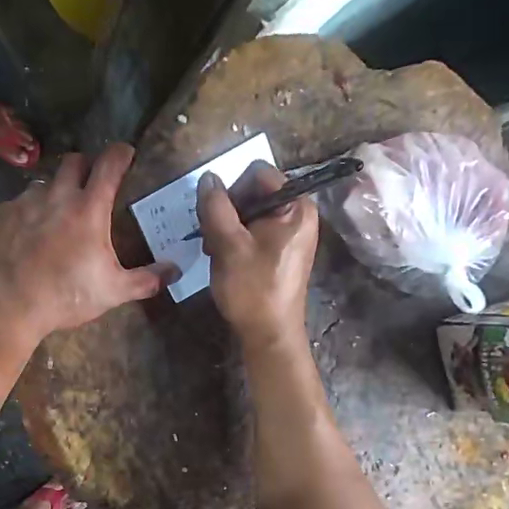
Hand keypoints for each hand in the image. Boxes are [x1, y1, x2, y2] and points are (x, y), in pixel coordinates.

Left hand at [0, 145, 172, 344]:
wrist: (10, 306)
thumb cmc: (68, 295)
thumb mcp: (115, 291)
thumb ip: (147, 279)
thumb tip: (175, 271)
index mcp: (89, 210)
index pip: (108, 166)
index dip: (120, 154)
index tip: (127, 152)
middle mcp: (57, 197)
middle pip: (74, 161)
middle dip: (87, 165)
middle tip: (95, 182)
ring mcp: (25, 203)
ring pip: (46, 181)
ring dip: (59, 188)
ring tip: (63, 211)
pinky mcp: (3, 215)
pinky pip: (21, 201)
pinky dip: (33, 208)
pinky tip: (35, 230)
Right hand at [199, 164, 318, 350]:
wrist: (269, 335)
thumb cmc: (253, 289)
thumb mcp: (228, 245)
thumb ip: (216, 206)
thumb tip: (208, 178)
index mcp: (297, 207)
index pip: (258, 173)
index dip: (233, 190)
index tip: (220, 218)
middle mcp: (300, 215)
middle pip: (254, 191)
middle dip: (229, 210)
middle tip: (214, 238)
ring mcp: (292, 233)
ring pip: (250, 212)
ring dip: (228, 227)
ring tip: (217, 251)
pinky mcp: (282, 250)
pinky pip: (256, 230)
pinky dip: (237, 239)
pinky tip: (225, 258)